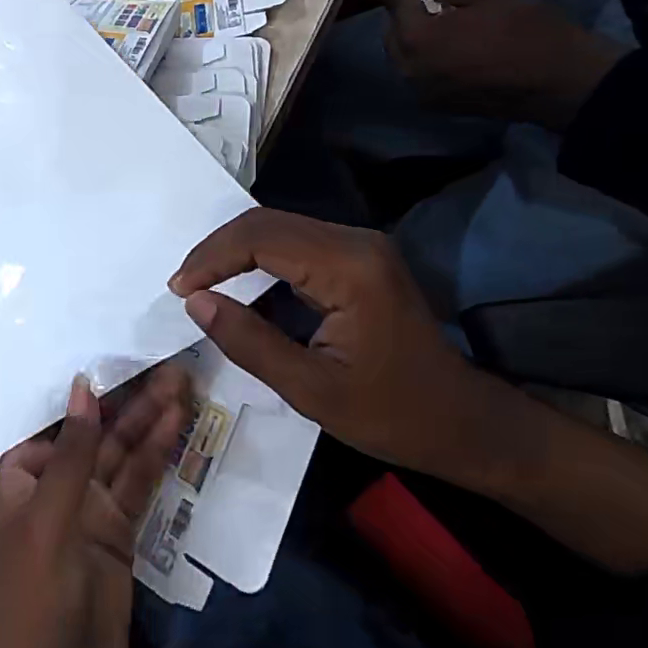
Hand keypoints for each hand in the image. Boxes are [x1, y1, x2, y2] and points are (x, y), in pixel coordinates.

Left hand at [0, 368, 190, 647]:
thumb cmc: (33, 598)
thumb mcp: (47, 521)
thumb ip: (72, 455)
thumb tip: (81, 386)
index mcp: (23, 473)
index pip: (61, 418)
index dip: (93, 388)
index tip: (124, 353)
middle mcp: (56, 483)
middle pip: (97, 432)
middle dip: (130, 400)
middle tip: (168, 362)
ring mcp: (89, 507)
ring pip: (122, 454)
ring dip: (150, 421)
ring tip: (182, 381)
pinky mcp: (118, 533)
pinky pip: (139, 484)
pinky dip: (157, 455)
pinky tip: (177, 424)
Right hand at [171, 210, 647, 575]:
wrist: (467, 424)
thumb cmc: (393, 415)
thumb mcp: (311, 390)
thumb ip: (249, 341)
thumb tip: (195, 302)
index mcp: (349, 269)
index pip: (261, 238)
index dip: (212, 258)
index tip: (179, 290)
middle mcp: (356, 242)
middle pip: (267, 222)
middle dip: (217, 250)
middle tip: (184, 286)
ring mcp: (360, 246)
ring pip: (277, 227)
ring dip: (234, 250)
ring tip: (201, 284)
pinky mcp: (358, 257)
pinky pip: (294, 242)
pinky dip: (257, 257)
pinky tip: (238, 283)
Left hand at [385, 0, 626, 130]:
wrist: (559, 81)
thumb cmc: (527, 29)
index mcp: (416, 38)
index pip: (399, 8)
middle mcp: (408, 68)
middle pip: (393, 37)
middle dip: (404, 20)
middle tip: (423, 6)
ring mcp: (419, 90)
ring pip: (403, 60)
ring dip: (412, 43)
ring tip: (434, 28)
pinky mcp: (434, 105)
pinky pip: (418, 78)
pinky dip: (424, 63)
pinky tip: (445, 52)